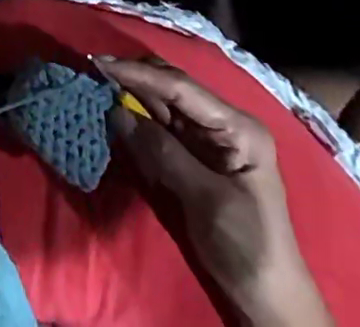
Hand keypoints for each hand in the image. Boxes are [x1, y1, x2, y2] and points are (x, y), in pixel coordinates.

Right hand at [100, 56, 333, 326]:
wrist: (267, 296)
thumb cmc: (247, 245)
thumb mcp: (206, 199)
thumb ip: (162, 152)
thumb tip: (116, 113)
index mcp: (237, 127)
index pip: (180, 87)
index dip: (138, 73)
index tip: (99, 63)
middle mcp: (222, 122)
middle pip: (171, 85)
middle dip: (133, 75)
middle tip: (92, 70)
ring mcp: (206, 137)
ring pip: (161, 100)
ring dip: (129, 91)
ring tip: (95, 82)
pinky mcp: (191, 153)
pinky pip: (157, 123)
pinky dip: (134, 114)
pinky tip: (113, 107)